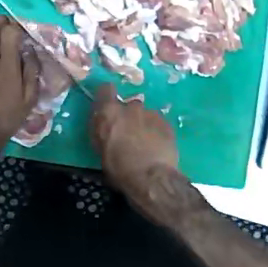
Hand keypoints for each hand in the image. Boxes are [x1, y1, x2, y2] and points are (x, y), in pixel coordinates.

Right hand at [91, 84, 185, 216]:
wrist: (152, 177)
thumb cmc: (120, 168)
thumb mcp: (101, 151)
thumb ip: (103, 132)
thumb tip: (106, 126)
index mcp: (109, 113)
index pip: (105, 89)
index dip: (106, 95)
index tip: (107, 105)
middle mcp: (130, 107)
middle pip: (127, 105)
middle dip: (127, 116)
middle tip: (128, 134)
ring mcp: (151, 113)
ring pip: (144, 115)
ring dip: (143, 124)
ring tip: (145, 143)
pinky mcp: (166, 123)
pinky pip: (157, 123)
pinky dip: (156, 131)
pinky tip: (157, 146)